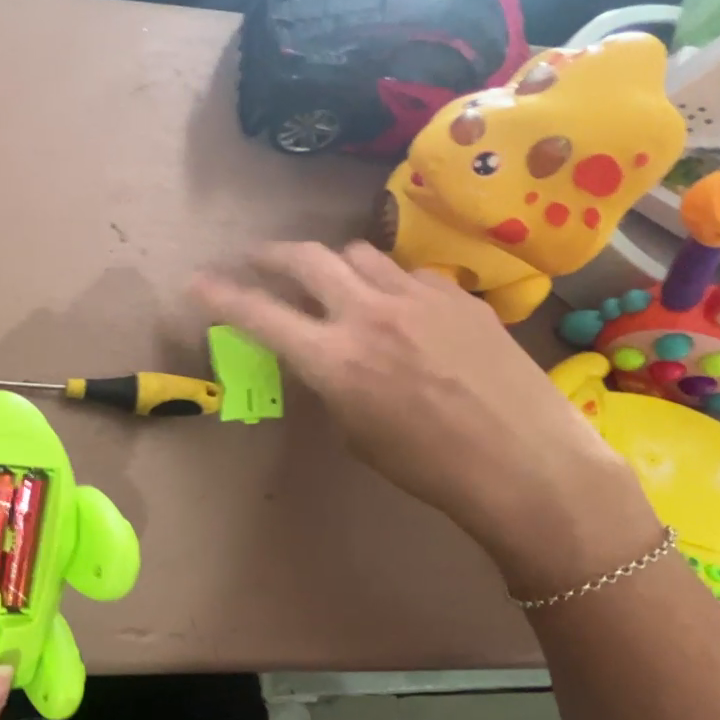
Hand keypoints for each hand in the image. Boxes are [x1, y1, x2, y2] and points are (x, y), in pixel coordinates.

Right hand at [192, 242, 657, 594]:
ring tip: (329, 281)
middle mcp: (369, 314)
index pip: (260, 314)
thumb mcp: (354, 430)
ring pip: (359, 254)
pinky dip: (386, 282)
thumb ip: (330, 381)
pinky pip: (407, 273)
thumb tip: (325, 356)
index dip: (221, 295)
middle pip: (308, 258)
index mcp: (333, 359)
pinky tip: (396, 308)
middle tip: (256, 260)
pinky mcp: (458, 296)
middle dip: (272, 255)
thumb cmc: (426, 465)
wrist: (523, 462)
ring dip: (332, 264)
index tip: (196, 282)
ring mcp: (419, 296)